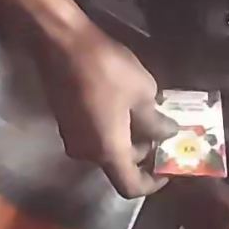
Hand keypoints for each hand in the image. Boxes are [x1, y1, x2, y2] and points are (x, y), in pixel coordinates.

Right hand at [0, 0, 176, 198]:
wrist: (60, 41)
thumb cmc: (106, 70)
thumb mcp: (143, 94)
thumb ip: (157, 122)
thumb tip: (168, 133)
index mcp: (108, 152)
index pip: (131, 187)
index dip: (152, 184)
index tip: (167, 169)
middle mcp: (87, 153)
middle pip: (120, 167)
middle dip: (145, 155)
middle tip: (165, 134)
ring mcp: (73, 137)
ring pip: (108, 151)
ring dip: (130, 140)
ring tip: (151, 116)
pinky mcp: (66, 121)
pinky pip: (96, 136)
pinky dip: (114, 130)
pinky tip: (128, 107)